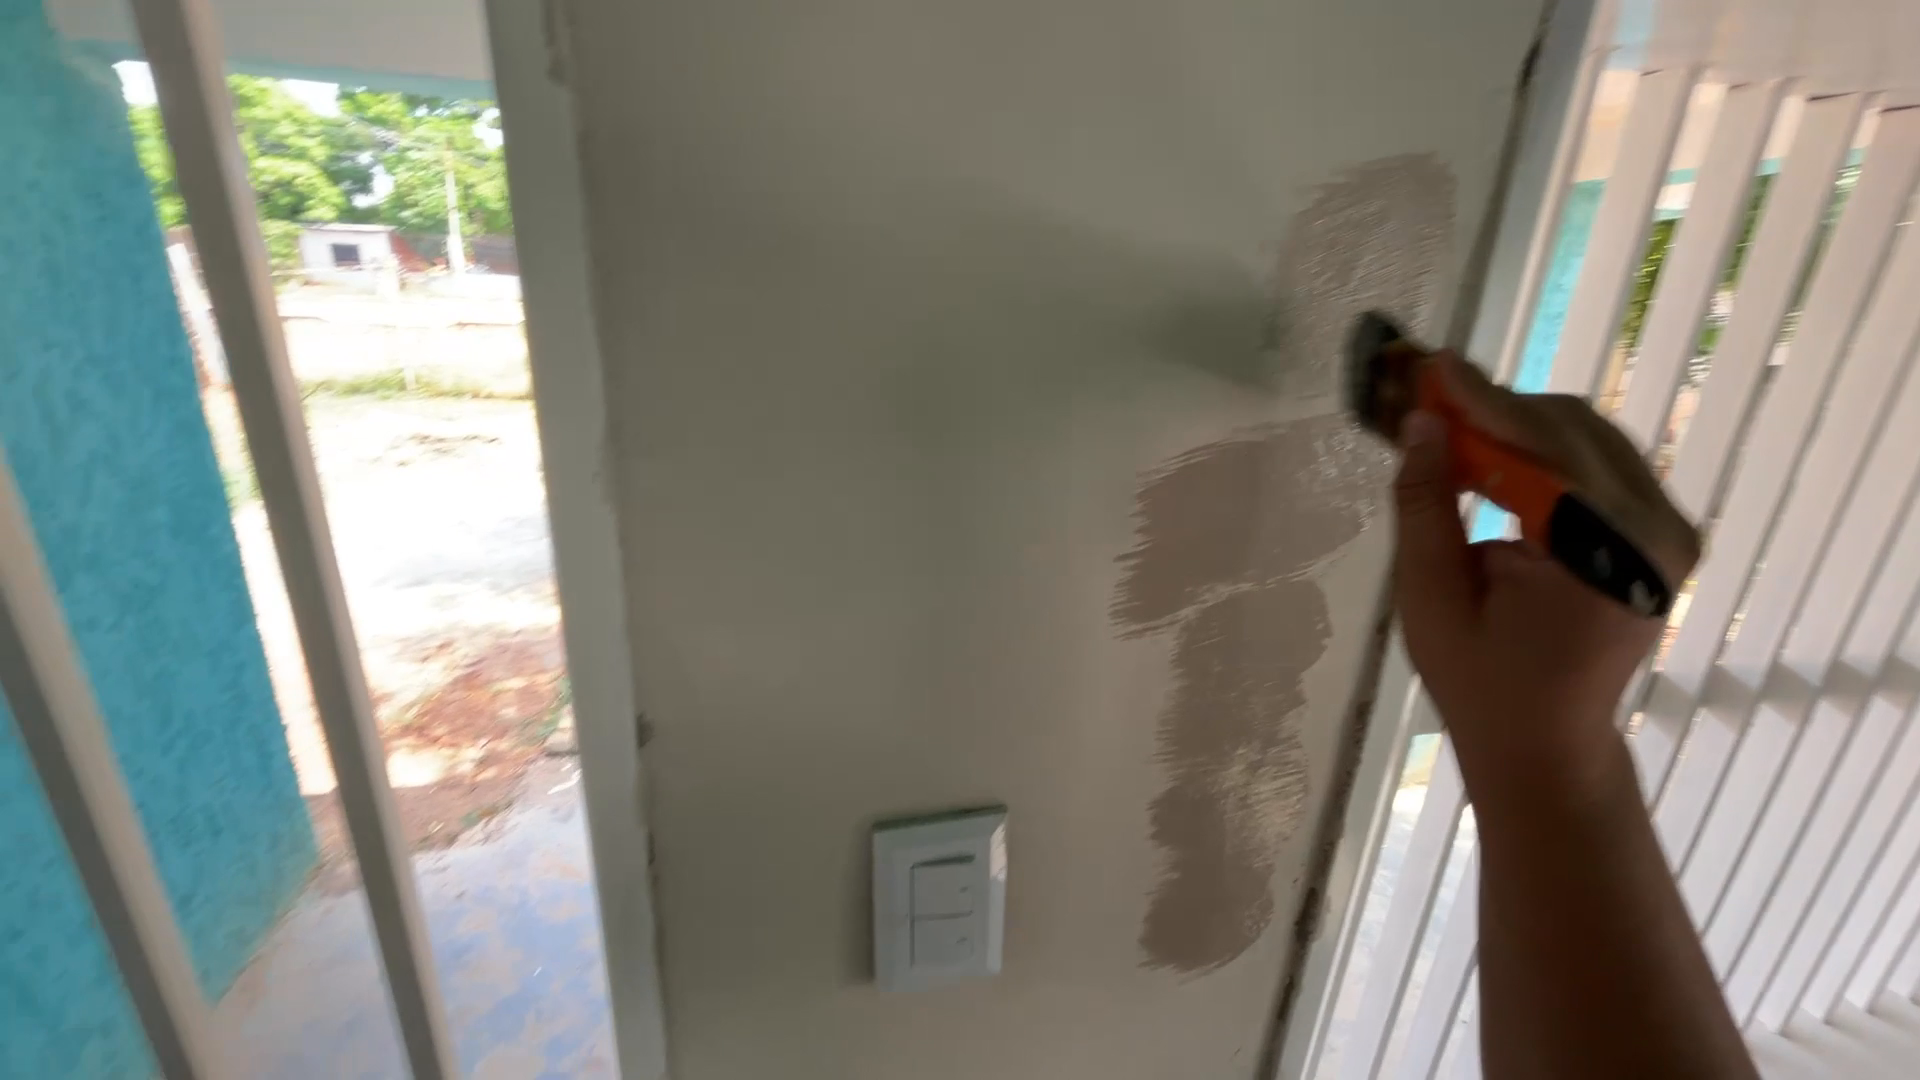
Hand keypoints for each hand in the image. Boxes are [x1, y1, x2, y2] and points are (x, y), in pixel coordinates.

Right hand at [1390, 356, 1700, 804]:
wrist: (1542, 739)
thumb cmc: (1477, 678)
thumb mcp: (1430, 595)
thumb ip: (1426, 505)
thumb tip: (1422, 424)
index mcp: (1604, 554)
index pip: (1542, 448)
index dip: (1480, 402)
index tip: (1428, 363)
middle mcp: (1656, 532)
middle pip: (1571, 431)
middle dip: (1491, 407)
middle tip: (1423, 394)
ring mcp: (1664, 531)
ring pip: (1586, 439)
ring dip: (1512, 423)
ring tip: (1445, 422)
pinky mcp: (1654, 534)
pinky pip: (1593, 465)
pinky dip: (1535, 448)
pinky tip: (1486, 453)